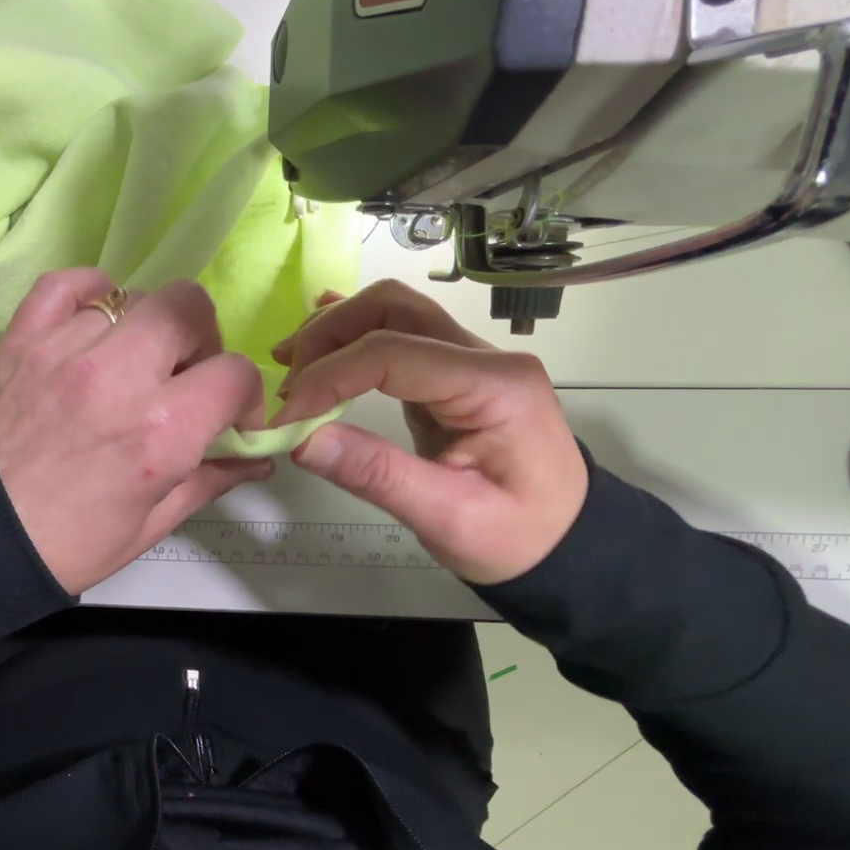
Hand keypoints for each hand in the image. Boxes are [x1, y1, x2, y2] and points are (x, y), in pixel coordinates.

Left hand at [0, 269, 272, 594]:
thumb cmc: (68, 545)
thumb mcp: (151, 526)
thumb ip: (210, 480)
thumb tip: (256, 458)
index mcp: (160, 431)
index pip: (235, 374)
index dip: (242, 396)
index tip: (228, 416)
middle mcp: (117, 376)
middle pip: (188, 307)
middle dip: (200, 341)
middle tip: (181, 378)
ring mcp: (63, 351)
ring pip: (130, 298)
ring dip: (142, 330)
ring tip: (126, 365)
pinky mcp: (20, 341)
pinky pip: (64, 284)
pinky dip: (88, 291)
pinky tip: (93, 321)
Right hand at [270, 280, 587, 583]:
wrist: (563, 541)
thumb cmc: (515, 536)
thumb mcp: (447, 519)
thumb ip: (376, 475)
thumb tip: (302, 442)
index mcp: (494, 386)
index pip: (392, 353)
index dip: (327, 377)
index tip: (286, 419)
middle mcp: (484, 357)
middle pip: (392, 308)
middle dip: (327, 337)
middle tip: (286, 387)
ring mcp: (468, 360)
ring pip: (390, 311)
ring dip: (333, 331)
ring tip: (289, 368)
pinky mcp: (448, 373)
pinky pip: (394, 334)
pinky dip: (348, 335)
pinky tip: (312, 342)